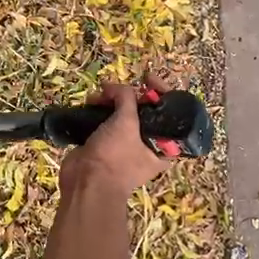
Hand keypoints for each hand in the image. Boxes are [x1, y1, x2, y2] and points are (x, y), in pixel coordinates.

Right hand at [64, 75, 172, 194]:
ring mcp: (125, 143)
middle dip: (127, 95)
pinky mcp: (105, 142)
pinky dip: (99, 109)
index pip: (171, 113)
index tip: (146, 78)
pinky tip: (89, 104)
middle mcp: (147, 144)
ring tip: (96, 97)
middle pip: (142, 110)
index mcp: (164, 145)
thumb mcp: (126, 123)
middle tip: (113, 89)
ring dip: (109, 100)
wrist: (87, 181)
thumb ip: (126, 98)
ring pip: (121, 113)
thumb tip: (114, 87)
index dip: (162, 92)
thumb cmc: (116, 156)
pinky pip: (106, 119)